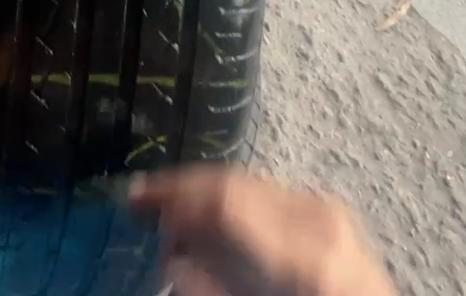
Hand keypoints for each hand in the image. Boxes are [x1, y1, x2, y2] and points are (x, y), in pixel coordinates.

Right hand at [130, 167, 396, 295]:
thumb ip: (216, 289)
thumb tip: (174, 261)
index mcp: (303, 254)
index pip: (224, 199)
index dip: (173, 192)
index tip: (135, 197)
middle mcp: (318, 218)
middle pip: (233, 182)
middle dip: (182, 189)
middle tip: (141, 200)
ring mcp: (328, 209)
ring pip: (248, 181)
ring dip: (204, 191)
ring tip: (171, 211)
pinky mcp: (331, 212)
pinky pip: (268, 191)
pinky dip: (234, 198)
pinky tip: (213, 214)